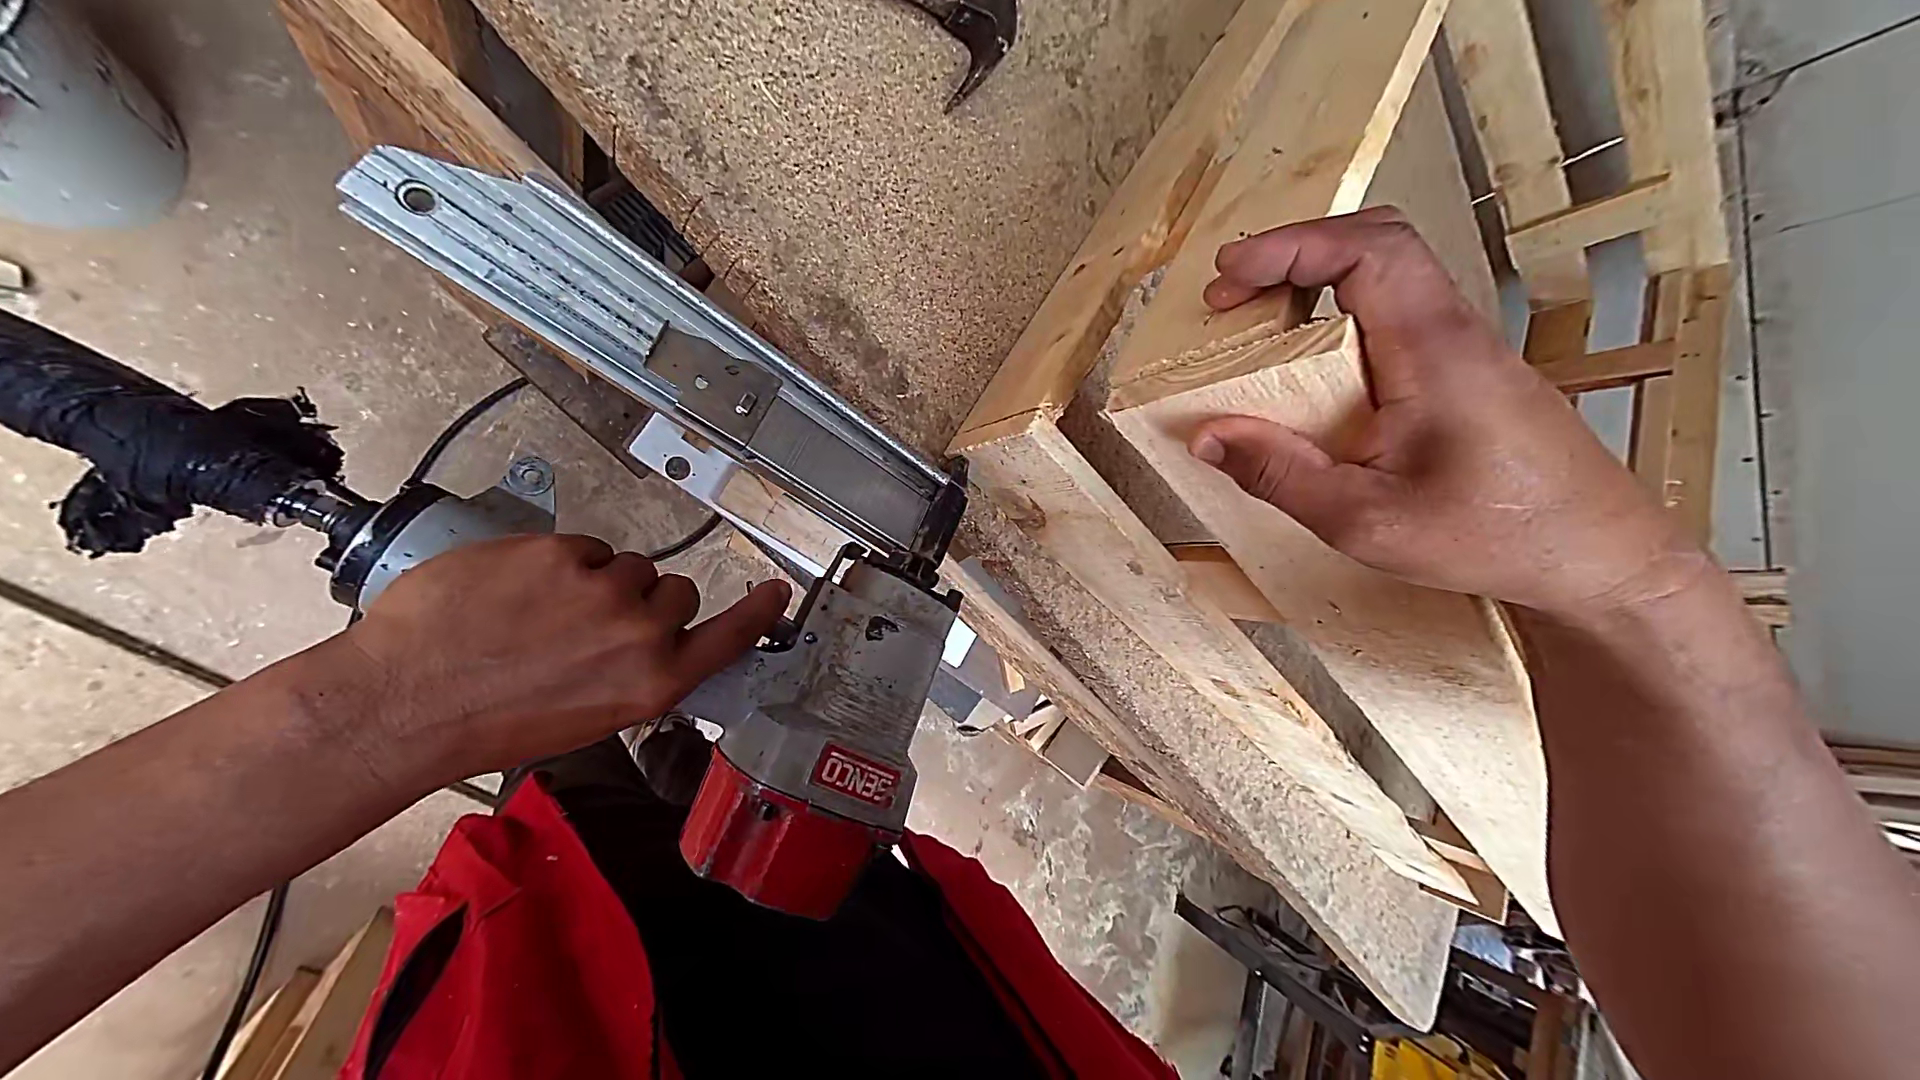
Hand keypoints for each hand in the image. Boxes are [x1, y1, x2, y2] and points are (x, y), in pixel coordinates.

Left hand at [319, 533, 789, 787]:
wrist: (401, 705)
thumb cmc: (492, 724)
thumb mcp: (593, 717)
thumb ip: (643, 675)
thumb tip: (659, 641)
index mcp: (653, 682)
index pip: (730, 637)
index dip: (758, 612)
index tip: (777, 592)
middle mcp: (641, 634)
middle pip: (677, 591)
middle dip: (645, 602)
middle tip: (596, 623)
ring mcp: (602, 589)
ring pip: (629, 566)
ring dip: (600, 582)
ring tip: (546, 611)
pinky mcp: (560, 554)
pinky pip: (583, 548)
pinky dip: (560, 564)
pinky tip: (519, 592)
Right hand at [1186, 207, 1707, 617]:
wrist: (1596, 555)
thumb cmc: (1490, 537)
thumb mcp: (1362, 520)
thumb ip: (1278, 475)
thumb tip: (1205, 437)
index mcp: (1432, 350)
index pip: (1368, 249)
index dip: (1289, 246)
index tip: (1229, 271)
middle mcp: (1451, 332)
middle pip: (1377, 242)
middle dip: (1293, 253)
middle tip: (1233, 294)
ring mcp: (1460, 349)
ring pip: (1385, 276)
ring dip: (1312, 282)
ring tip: (1255, 323)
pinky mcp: (1458, 372)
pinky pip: (1391, 317)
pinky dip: (1333, 316)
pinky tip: (1304, 362)